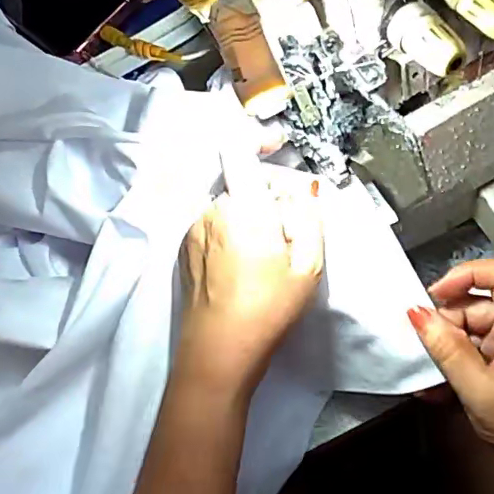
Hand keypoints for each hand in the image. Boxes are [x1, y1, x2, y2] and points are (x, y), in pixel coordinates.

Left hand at [177, 150, 324, 392]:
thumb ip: (309, 218)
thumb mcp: (308, 267)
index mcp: (244, 208)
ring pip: (228, 204)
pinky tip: (242, 266)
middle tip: (286, 232)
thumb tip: (301, 193)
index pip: (241, 151)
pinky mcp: (185, 248)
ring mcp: (194, 229)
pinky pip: (213, 223)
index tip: (276, 144)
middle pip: (242, 182)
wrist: (217, 354)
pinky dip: (230, 231)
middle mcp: (212, 210)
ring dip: (248, 215)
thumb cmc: (268, 310)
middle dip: (266, 195)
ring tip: (264, 256)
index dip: (260, 139)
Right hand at [407, 259, 493, 493]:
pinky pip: (478, 352)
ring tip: (427, 371)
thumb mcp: (485, 394)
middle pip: (481, 303)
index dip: (465, 275)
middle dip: (448, 320)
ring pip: (475, 329)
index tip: (433, 296)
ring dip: (449, 347)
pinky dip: (458, 364)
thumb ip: (449, 352)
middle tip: (424, 345)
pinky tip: (437, 386)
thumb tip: (417, 315)